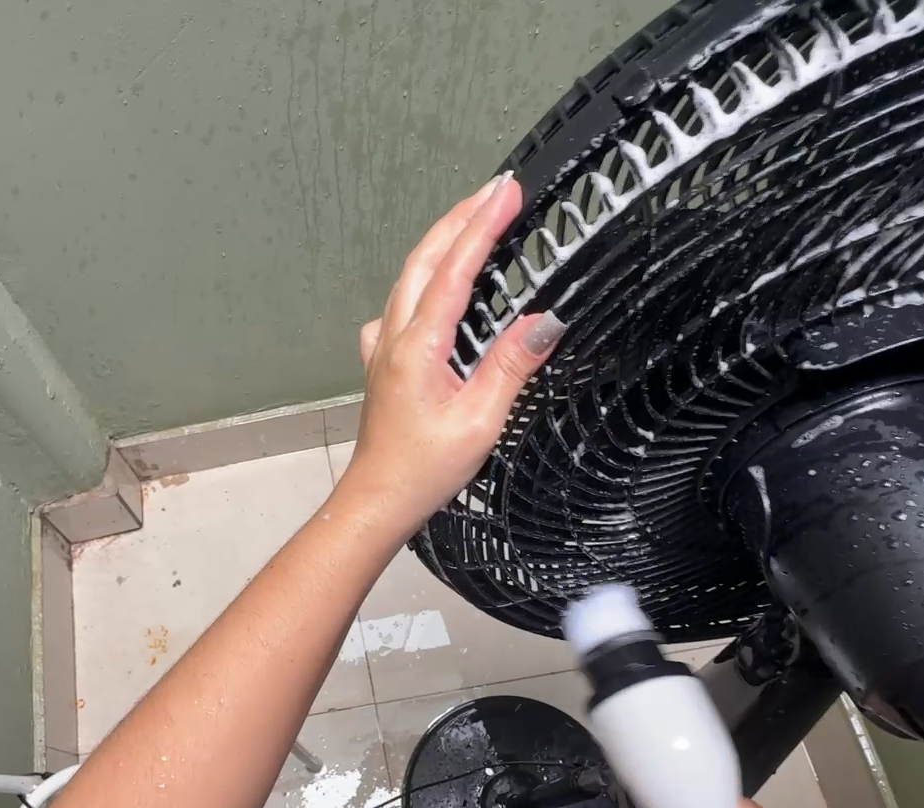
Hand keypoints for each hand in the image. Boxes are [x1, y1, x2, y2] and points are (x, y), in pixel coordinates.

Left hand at [338, 175, 567, 533]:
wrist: (378, 499)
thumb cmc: (423, 469)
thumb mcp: (478, 421)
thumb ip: (509, 366)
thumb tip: (545, 320)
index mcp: (417, 348)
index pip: (453, 271)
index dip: (482, 227)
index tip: (508, 191)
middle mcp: (393, 339)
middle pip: (422, 262)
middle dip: (458, 220)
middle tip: (495, 192)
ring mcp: (382, 350)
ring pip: (407, 280)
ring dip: (439, 245)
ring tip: (472, 222)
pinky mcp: (382, 365)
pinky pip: (399, 308)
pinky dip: (421, 282)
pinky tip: (429, 292)